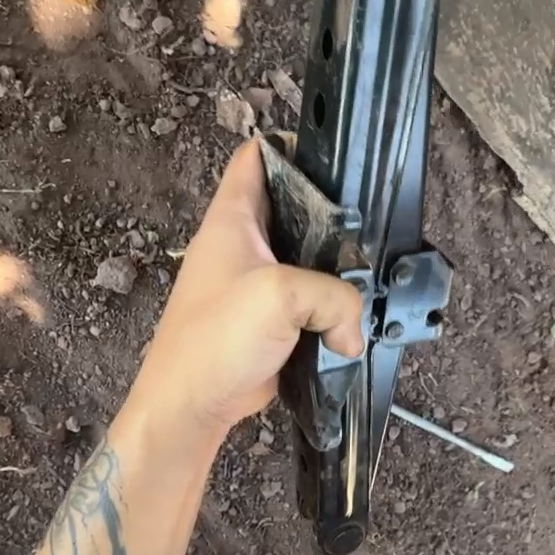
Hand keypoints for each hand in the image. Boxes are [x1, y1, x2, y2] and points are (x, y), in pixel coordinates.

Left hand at [122, 140, 364, 447]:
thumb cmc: (213, 342)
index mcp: (232, 221)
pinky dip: (326, 313)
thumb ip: (334, 297)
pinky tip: (345, 321)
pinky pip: (307, 306)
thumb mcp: (281, 297)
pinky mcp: (267, 323)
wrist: (191, 405)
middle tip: (363, 230)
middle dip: (329, 221)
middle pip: (294, 213)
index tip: (331, 156)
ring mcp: (255, 286)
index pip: (257, 159)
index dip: (291, 148)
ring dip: (331, 276)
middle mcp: (242, 247)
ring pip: (306, 264)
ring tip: (360, 279)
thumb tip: (352, 329)